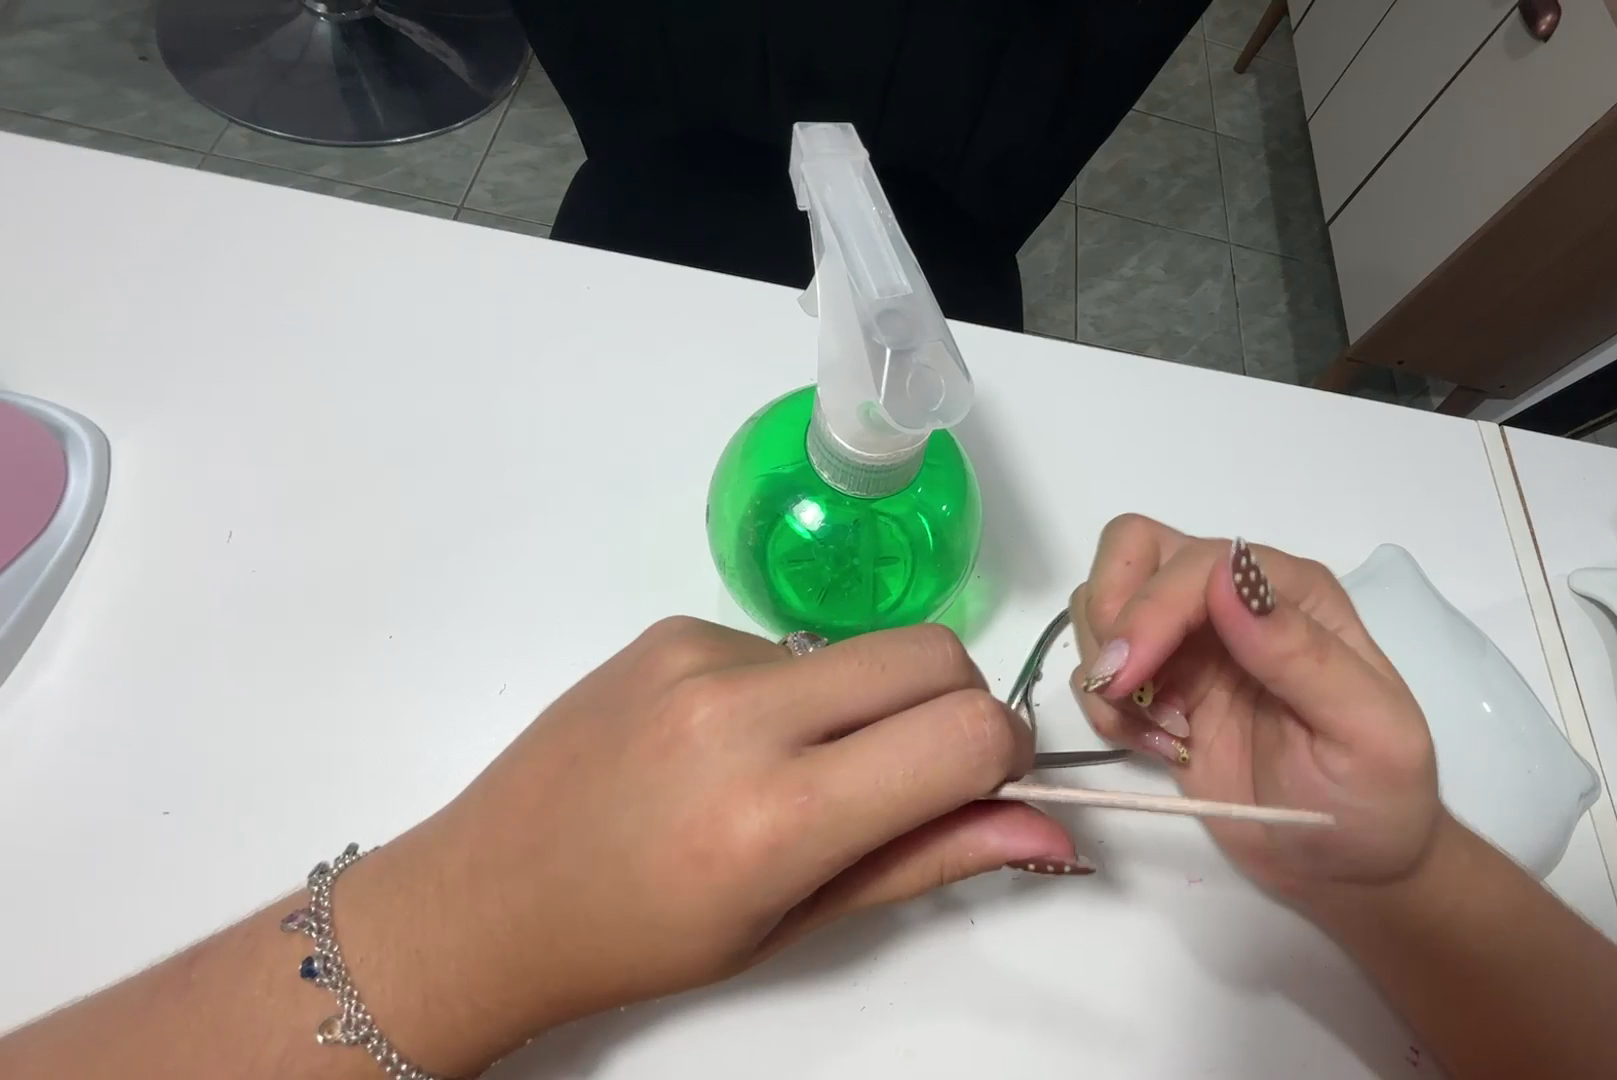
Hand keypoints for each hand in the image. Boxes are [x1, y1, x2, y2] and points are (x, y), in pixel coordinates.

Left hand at [336, 618, 1079, 1072]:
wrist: (484, 894)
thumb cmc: (648, 937)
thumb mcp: (799, 920)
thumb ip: (933, 858)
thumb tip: (1049, 829)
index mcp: (776, 816)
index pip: (964, 734)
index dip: (1004, 752)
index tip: (983, 781)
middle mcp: (742, 714)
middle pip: (935, 653)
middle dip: (958, 704)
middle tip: (914, 767)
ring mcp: (704, 653)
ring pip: (869, 646)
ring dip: (876, 699)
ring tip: (803, 760)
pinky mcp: (679, 624)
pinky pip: (797, 643)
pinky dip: (805, 687)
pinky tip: (738, 736)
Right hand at [1069, 514, 1440, 898]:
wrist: (1343, 865)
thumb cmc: (1373, 800)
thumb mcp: (1367, 732)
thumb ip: (1300, 651)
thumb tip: (1230, 574)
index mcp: (1288, 592)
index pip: (1193, 562)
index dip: (1151, 609)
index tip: (1129, 678)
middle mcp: (1230, 600)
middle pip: (1131, 549)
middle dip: (1111, 615)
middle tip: (1126, 686)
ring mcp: (1188, 641)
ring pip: (1099, 604)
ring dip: (1108, 669)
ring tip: (1161, 730)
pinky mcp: (1158, 684)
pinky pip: (1094, 668)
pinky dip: (1106, 707)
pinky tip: (1160, 748)